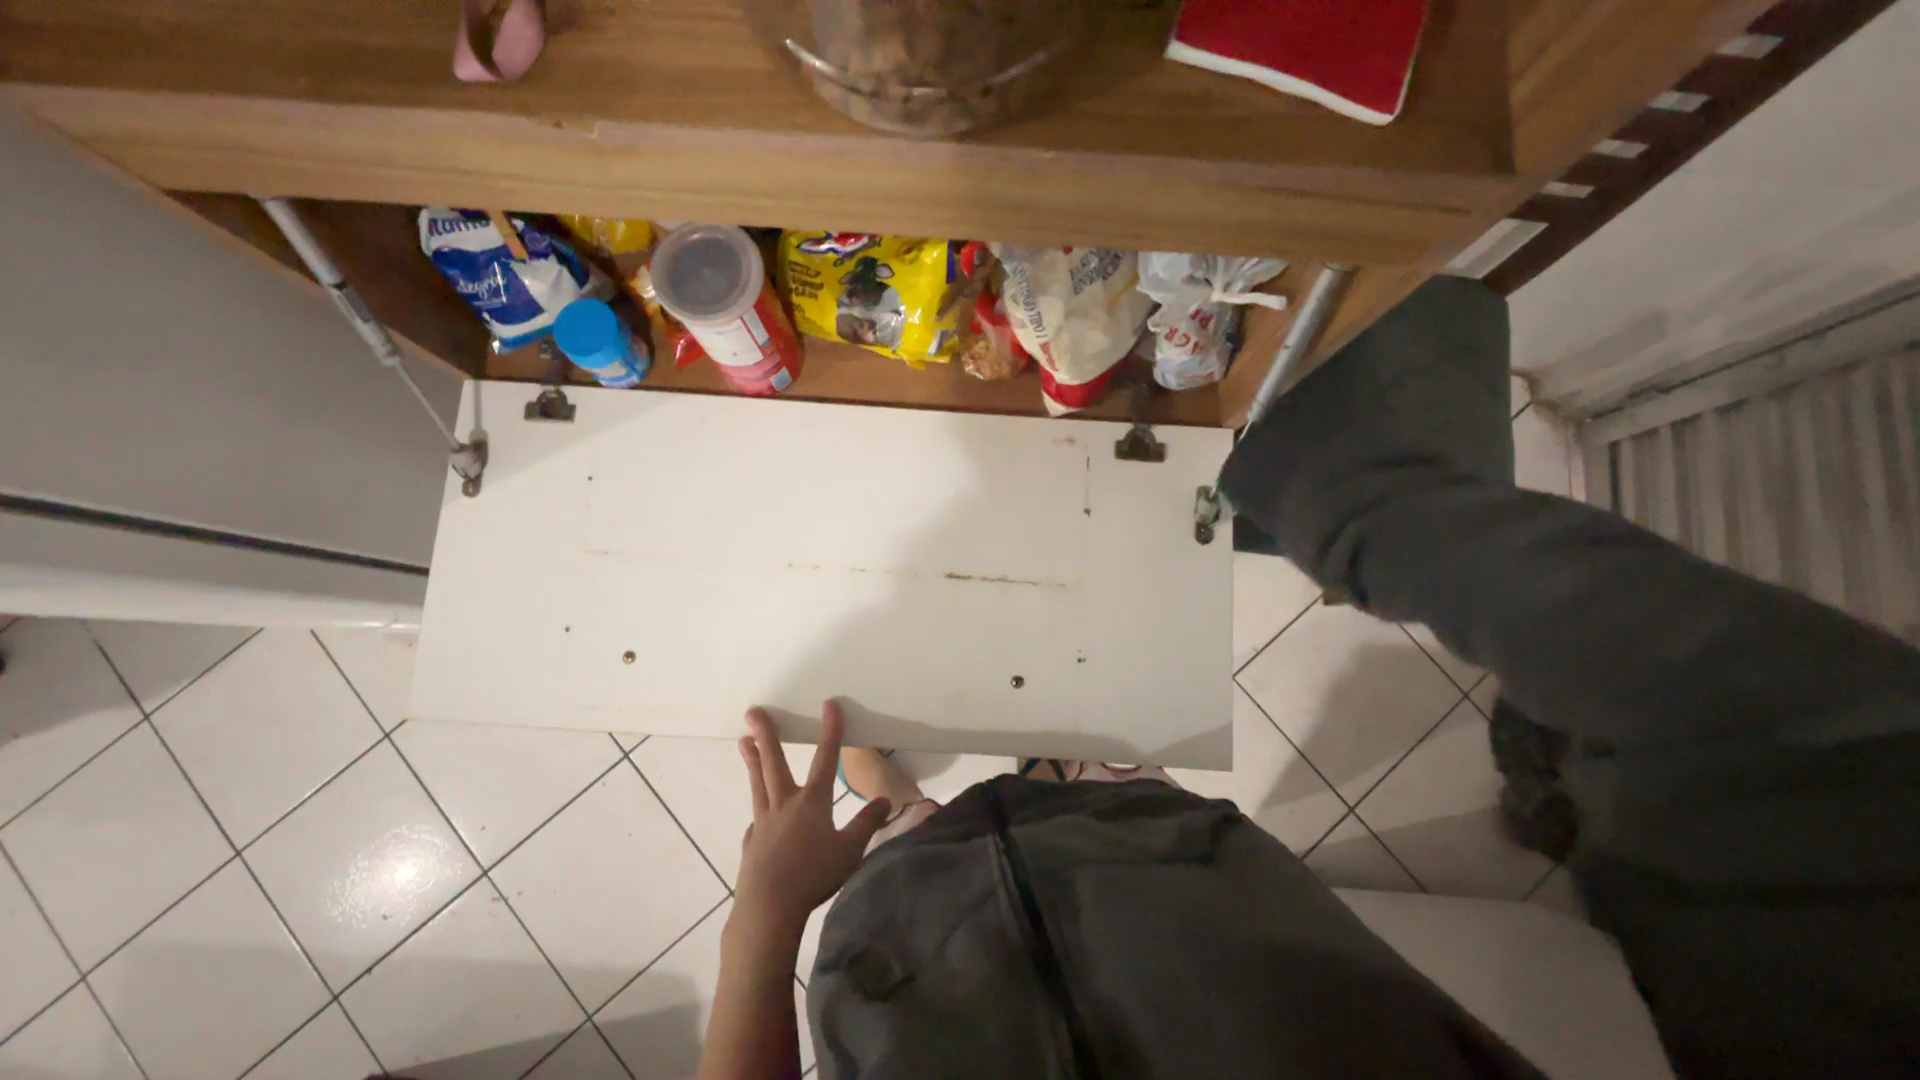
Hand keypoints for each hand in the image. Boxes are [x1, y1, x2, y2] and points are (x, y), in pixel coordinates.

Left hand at [734, 702, 891, 934]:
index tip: (830, 704)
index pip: (826, 757)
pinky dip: (759, 807)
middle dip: (767, 734)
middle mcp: (784, 804)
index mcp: (812, 802)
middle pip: (774, 762)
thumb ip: (867, 823)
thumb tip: (884, 800)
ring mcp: (763, 821)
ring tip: (743, 741)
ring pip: (758, 782)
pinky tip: (759, 814)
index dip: (831, 730)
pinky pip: (756, 817)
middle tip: (753, 711)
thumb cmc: (813, 876)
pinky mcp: (751, 841)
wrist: (768, 907)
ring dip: (752, 760)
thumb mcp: (850, 850)